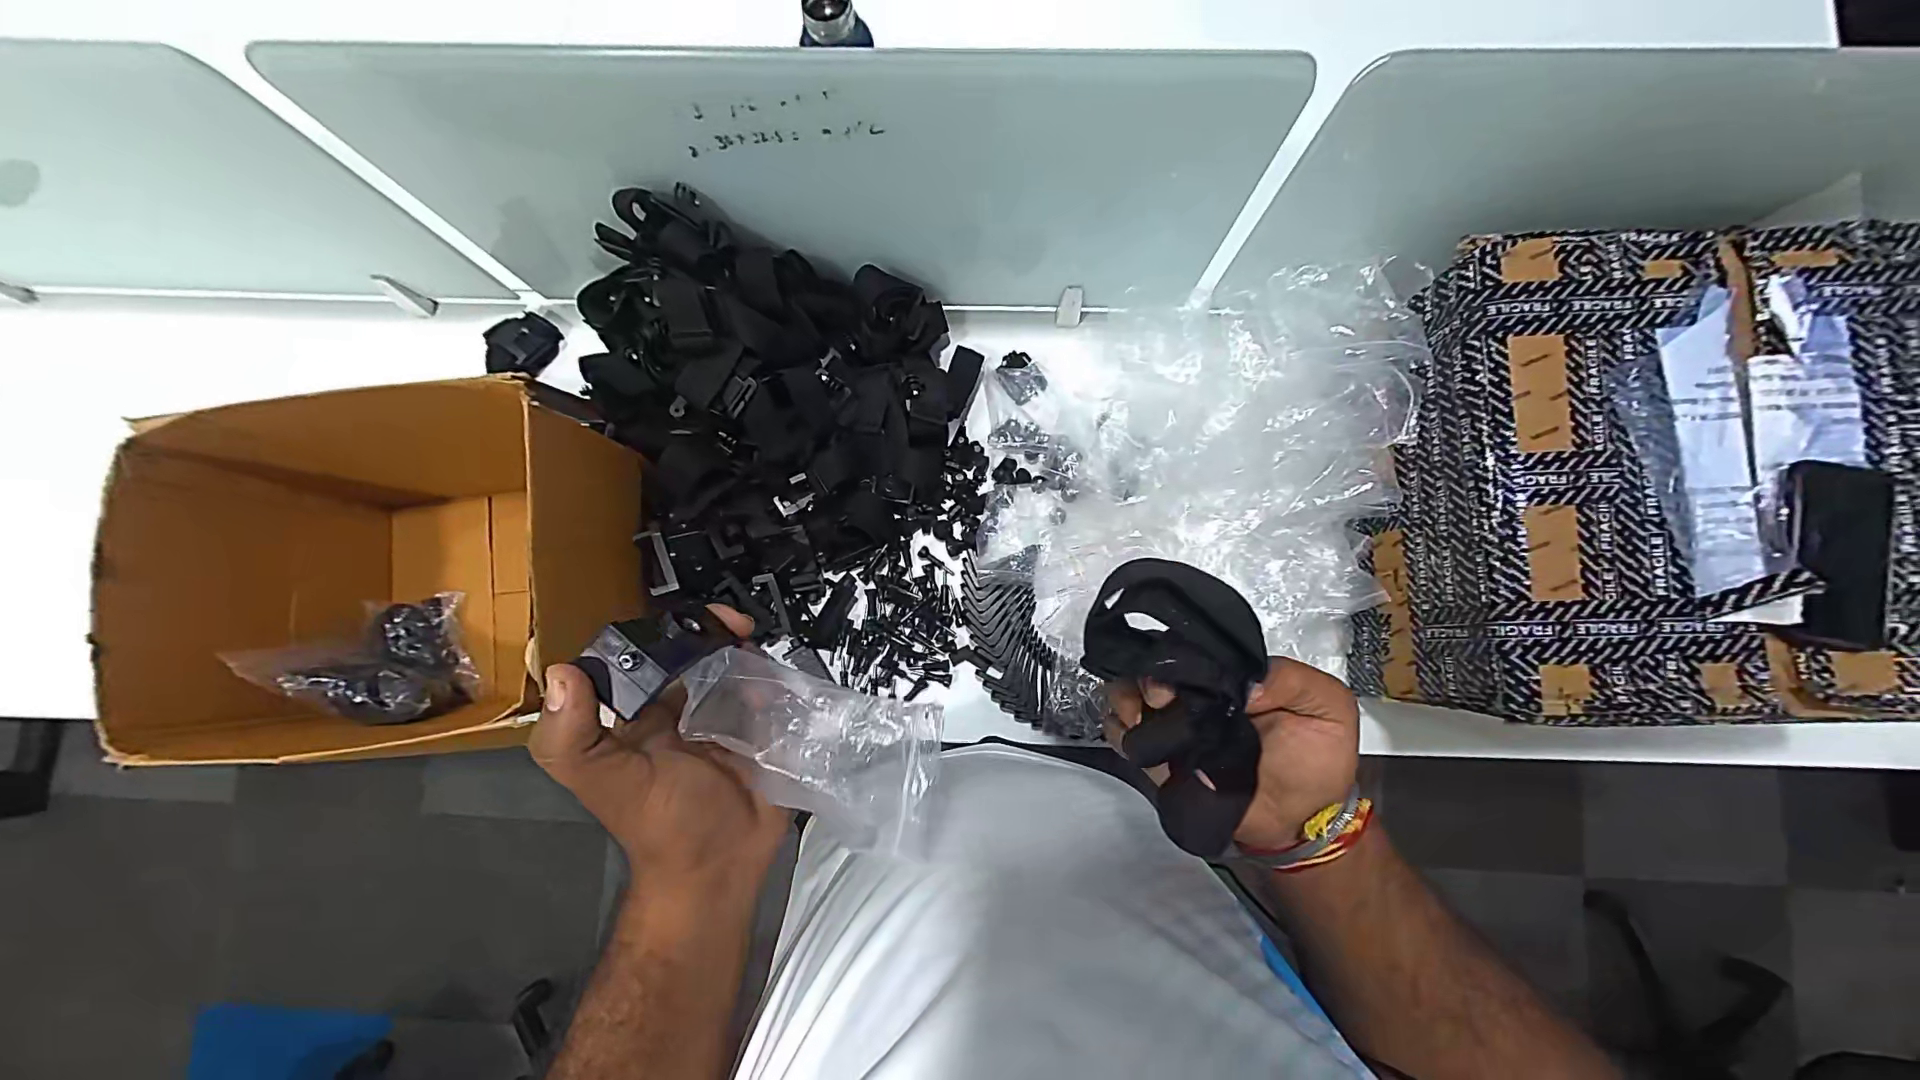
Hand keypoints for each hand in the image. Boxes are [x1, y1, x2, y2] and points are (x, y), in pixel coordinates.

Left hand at [530, 605, 791, 883]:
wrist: (723, 866)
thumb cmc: (662, 823)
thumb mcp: (606, 780)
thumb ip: (573, 736)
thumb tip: (562, 671)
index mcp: (641, 714)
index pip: (646, 656)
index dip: (661, 630)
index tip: (685, 618)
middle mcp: (684, 709)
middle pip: (698, 653)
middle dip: (715, 631)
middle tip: (737, 624)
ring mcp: (726, 718)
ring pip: (735, 667)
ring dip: (747, 650)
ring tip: (758, 642)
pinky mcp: (761, 731)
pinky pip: (768, 694)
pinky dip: (773, 679)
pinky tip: (777, 673)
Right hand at [1107, 657, 1360, 851]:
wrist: (1300, 822)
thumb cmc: (1315, 761)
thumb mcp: (1327, 709)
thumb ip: (1292, 680)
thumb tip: (1244, 682)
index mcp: (1228, 676)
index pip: (1188, 650)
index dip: (1174, 658)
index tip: (1177, 681)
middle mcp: (1194, 694)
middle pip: (1148, 668)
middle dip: (1143, 679)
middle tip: (1160, 701)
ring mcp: (1171, 723)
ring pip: (1125, 694)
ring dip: (1123, 700)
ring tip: (1141, 721)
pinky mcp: (1157, 754)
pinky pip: (1120, 732)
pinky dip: (1118, 730)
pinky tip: (1135, 739)